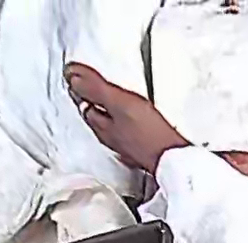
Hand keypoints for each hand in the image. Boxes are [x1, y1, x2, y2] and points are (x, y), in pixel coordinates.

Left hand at [64, 63, 189, 172]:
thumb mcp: (119, 103)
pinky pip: (130, 140)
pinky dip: (127, 130)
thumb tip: (70, 76)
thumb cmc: (150, 135)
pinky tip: (132, 128)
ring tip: (111, 106)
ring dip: (110, 119)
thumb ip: (94, 89)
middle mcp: (113, 142)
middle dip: (93, 105)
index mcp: (103, 129)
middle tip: (90, 90)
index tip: (77, 76)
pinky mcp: (146, 155)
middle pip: (97, 120)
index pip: (84, 106)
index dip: (80, 90)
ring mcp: (129, 150)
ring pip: (113, 131)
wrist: (177, 162)